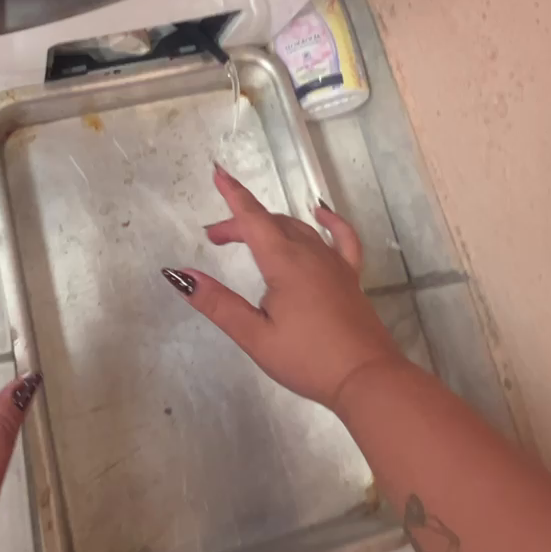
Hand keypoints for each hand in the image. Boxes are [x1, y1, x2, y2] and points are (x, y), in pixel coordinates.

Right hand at [164, 164, 407, 409]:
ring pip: (297, 228)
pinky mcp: (350, 276)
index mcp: (284, 262)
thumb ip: (218, 303)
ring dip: (270, 225)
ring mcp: (334, 263)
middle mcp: (310, 253)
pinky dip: (329, 221)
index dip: (233, 194)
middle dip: (241, 222)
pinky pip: (341, 238)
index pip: (252, 218)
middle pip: (270, 222)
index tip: (218, 172)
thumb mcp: (255, 336)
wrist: (369, 379)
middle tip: (216, 239)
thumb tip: (181, 276)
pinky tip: (321, 213)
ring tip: (249, 237)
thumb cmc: (308, 359)